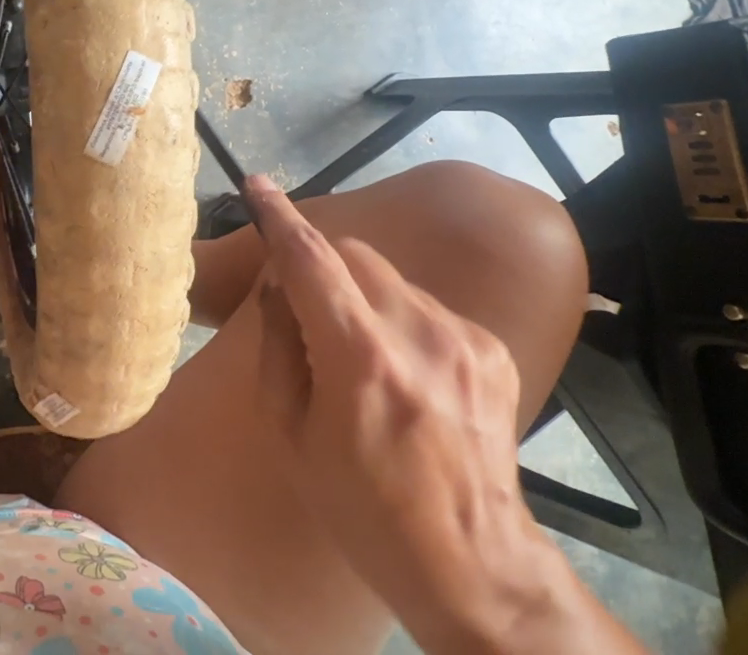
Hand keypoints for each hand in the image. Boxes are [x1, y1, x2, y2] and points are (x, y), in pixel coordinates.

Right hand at [241, 174, 630, 652]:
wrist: (471, 562)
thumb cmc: (359, 506)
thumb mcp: (290, 433)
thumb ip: (278, 346)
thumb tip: (279, 287)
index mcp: (359, 357)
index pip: (310, 260)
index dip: (278, 217)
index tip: (256, 184)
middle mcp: (419, 333)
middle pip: (354, 256)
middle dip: (316, 264)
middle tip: (298, 312)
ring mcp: (465, 339)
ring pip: (389, 279)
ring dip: (356, 294)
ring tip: (353, 356)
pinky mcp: (491, 350)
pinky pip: (425, 306)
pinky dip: (395, 318)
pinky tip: (399, 373)